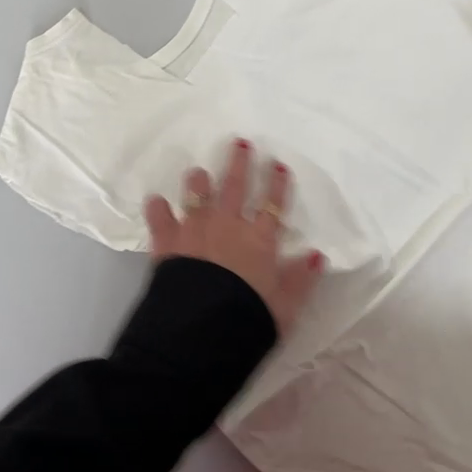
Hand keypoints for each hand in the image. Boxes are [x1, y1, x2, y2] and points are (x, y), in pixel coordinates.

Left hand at [144, 138, 325, 334]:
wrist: (201, 329)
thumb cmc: (248, 319)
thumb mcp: (285, 307)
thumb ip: (300, 280)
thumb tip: (316, 256)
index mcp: (259, 240)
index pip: (273, 205)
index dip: (277, 184)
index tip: (278, 165)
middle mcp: (227, 225)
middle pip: (235, 186)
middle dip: (239, 163)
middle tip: (239, 142)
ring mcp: (195, 229)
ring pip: (196, 194)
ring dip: (198, 181)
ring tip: (198, 172)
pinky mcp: (167, 239)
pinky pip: (159, 216)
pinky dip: (157, 208)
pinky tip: (155, 201)